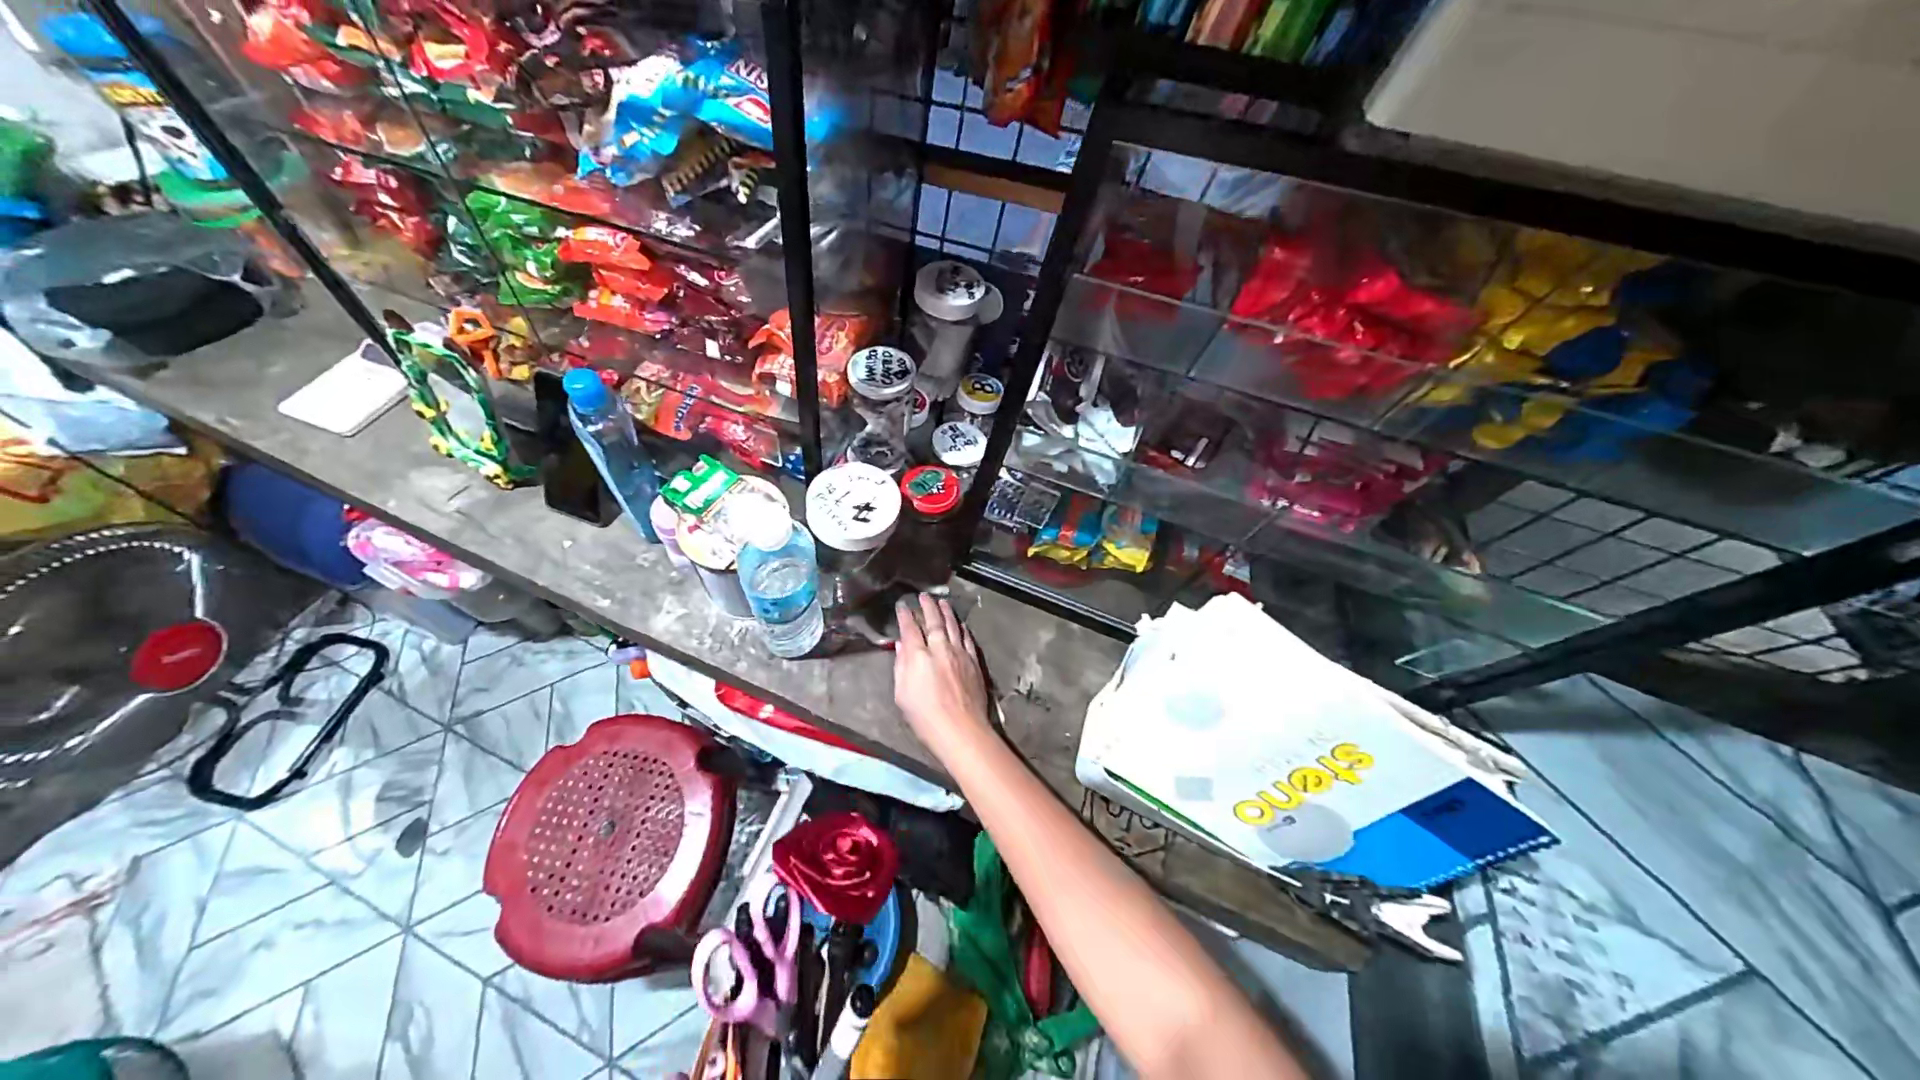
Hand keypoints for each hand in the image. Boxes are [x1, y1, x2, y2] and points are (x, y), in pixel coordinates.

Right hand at [893, 593, 990, 756]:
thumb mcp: (902, 694)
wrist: (960, 729)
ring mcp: (959, 654)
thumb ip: (901, 666)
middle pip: (933, 622)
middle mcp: (940, 649)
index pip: (910, 628)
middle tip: (924, 596)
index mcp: (918, 656)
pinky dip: (962, 629)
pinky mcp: (973, 663)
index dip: (905, 616)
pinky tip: (961, 624)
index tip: (902, 606)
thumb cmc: (925, 717)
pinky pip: (967, 639)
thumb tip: (902, 646)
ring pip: (953, 626)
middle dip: (927, 607)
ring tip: (942, 602)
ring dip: (946, 612)